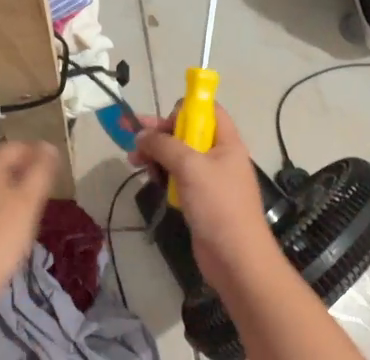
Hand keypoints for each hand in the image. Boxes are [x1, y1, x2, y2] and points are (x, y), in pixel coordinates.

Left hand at [0, 141, 58, 315]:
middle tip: (45, 193)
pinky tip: (10, 223)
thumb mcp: (28, 201)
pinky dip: (1, 203)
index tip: (56, 174)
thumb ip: (41, 170)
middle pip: (5, 162)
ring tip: (31, 209)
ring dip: (14, 189)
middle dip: (26, 172)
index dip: (39, 155)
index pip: (18, 146)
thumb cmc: (1, 235)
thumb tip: (49, 145)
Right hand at [131, 105, 276, 291]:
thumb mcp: (189, 167)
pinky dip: (162, 174)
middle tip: (131, 135)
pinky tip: (149, 178)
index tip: (162, 120)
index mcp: (226, 142)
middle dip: (159, 133)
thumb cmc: (218, 207)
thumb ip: (163, 144)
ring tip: (134, 160)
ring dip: (156, 154)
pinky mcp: (200, 199)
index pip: (208, 110)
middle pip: (187, 132)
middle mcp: (219, 156)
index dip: (184, 108)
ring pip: (178, 155)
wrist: (237, 261)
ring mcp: (210, 179)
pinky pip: (178, 177)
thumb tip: (141, 134)